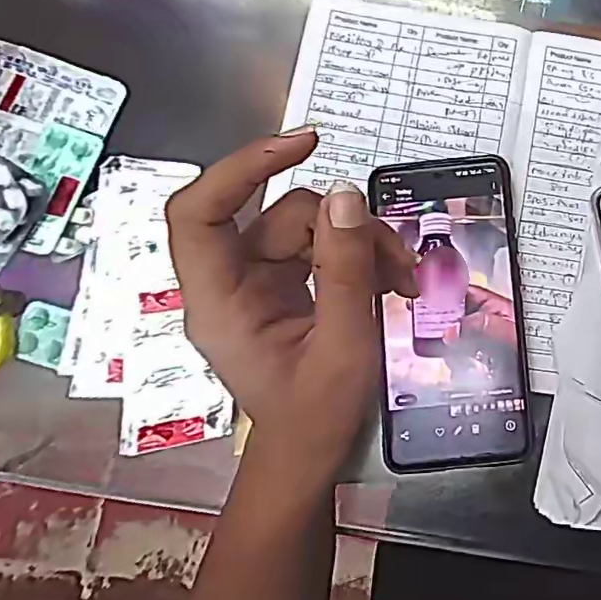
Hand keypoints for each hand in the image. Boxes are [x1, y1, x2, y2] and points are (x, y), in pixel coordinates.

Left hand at [167, 129, 418, 477]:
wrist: (312, 453)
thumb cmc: (317, 416)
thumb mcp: (344, 344)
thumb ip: (344, 270)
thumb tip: (345, 195)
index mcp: (220, 304)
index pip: (199, 213)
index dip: (240, 169)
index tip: (300, 146)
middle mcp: (231, 284)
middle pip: (280, 218)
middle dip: (344, 230)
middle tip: (395, 260)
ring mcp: (257, 283)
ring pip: (309, 229)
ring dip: (361, 245)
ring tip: (400, 279)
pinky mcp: (282, 285)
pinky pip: (319, 249)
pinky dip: (356, 258)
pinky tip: (387, 281)